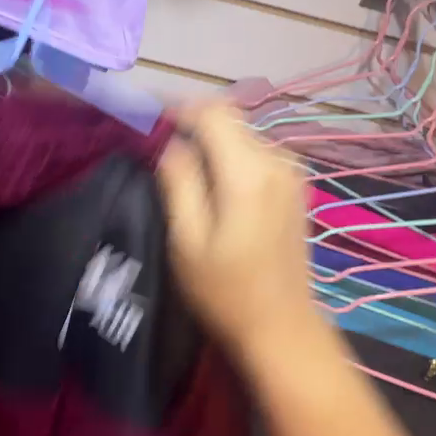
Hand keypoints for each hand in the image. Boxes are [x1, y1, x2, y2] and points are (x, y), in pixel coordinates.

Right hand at [156, 103, 337, 367]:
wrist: (281, 328)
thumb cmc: (225, 290)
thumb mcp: (186, 239)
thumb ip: (178, 182)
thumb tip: (169, 144)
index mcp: (248, 172)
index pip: (212, 112)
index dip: (176, 108)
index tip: (144, 120)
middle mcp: (277, 162)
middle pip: (227, 119)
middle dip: (188, 124)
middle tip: (152, 146)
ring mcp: (289, 174)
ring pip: (239, 134)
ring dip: (206, 141)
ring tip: (172, 166)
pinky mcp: (291, 186)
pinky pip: (252, 152)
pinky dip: (224, 155)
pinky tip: (204, 181)